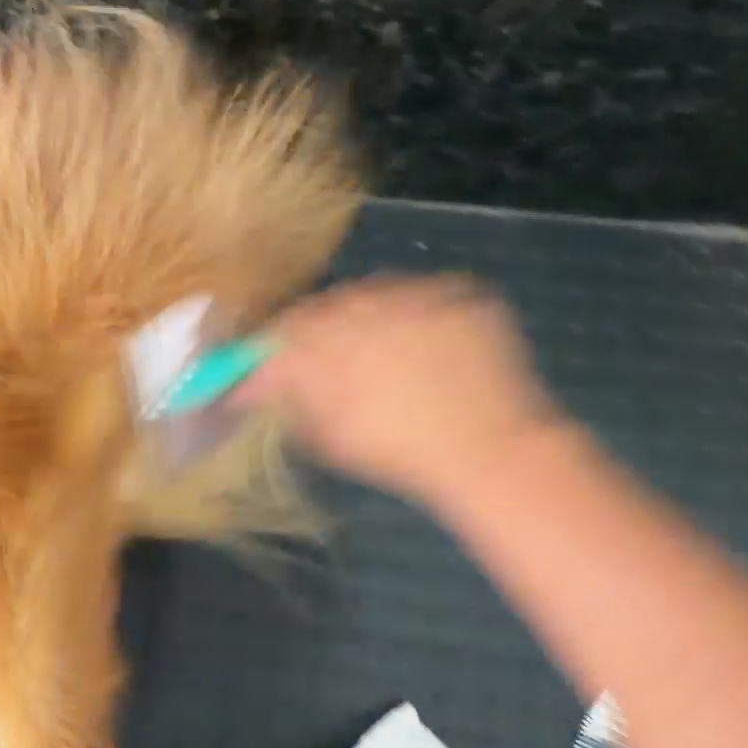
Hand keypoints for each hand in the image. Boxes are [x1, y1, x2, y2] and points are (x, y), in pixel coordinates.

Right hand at [239, 274, 568, 504]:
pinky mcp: (460, 294)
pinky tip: (410, 339)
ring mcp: (416, 296)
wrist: (492, 451)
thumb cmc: (396, 453)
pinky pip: (418, 294)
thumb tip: (255, 384)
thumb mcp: (322, 435)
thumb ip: (284, 399)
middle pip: (320, 308)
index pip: (277, 333)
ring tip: (365, 347)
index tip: (259, 369)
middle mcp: (365, 308)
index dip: (264, 350)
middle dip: (310, 330)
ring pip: (367, 294)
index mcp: (324, 343)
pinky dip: (407, 311)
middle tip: (310, 357)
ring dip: (358, 316)